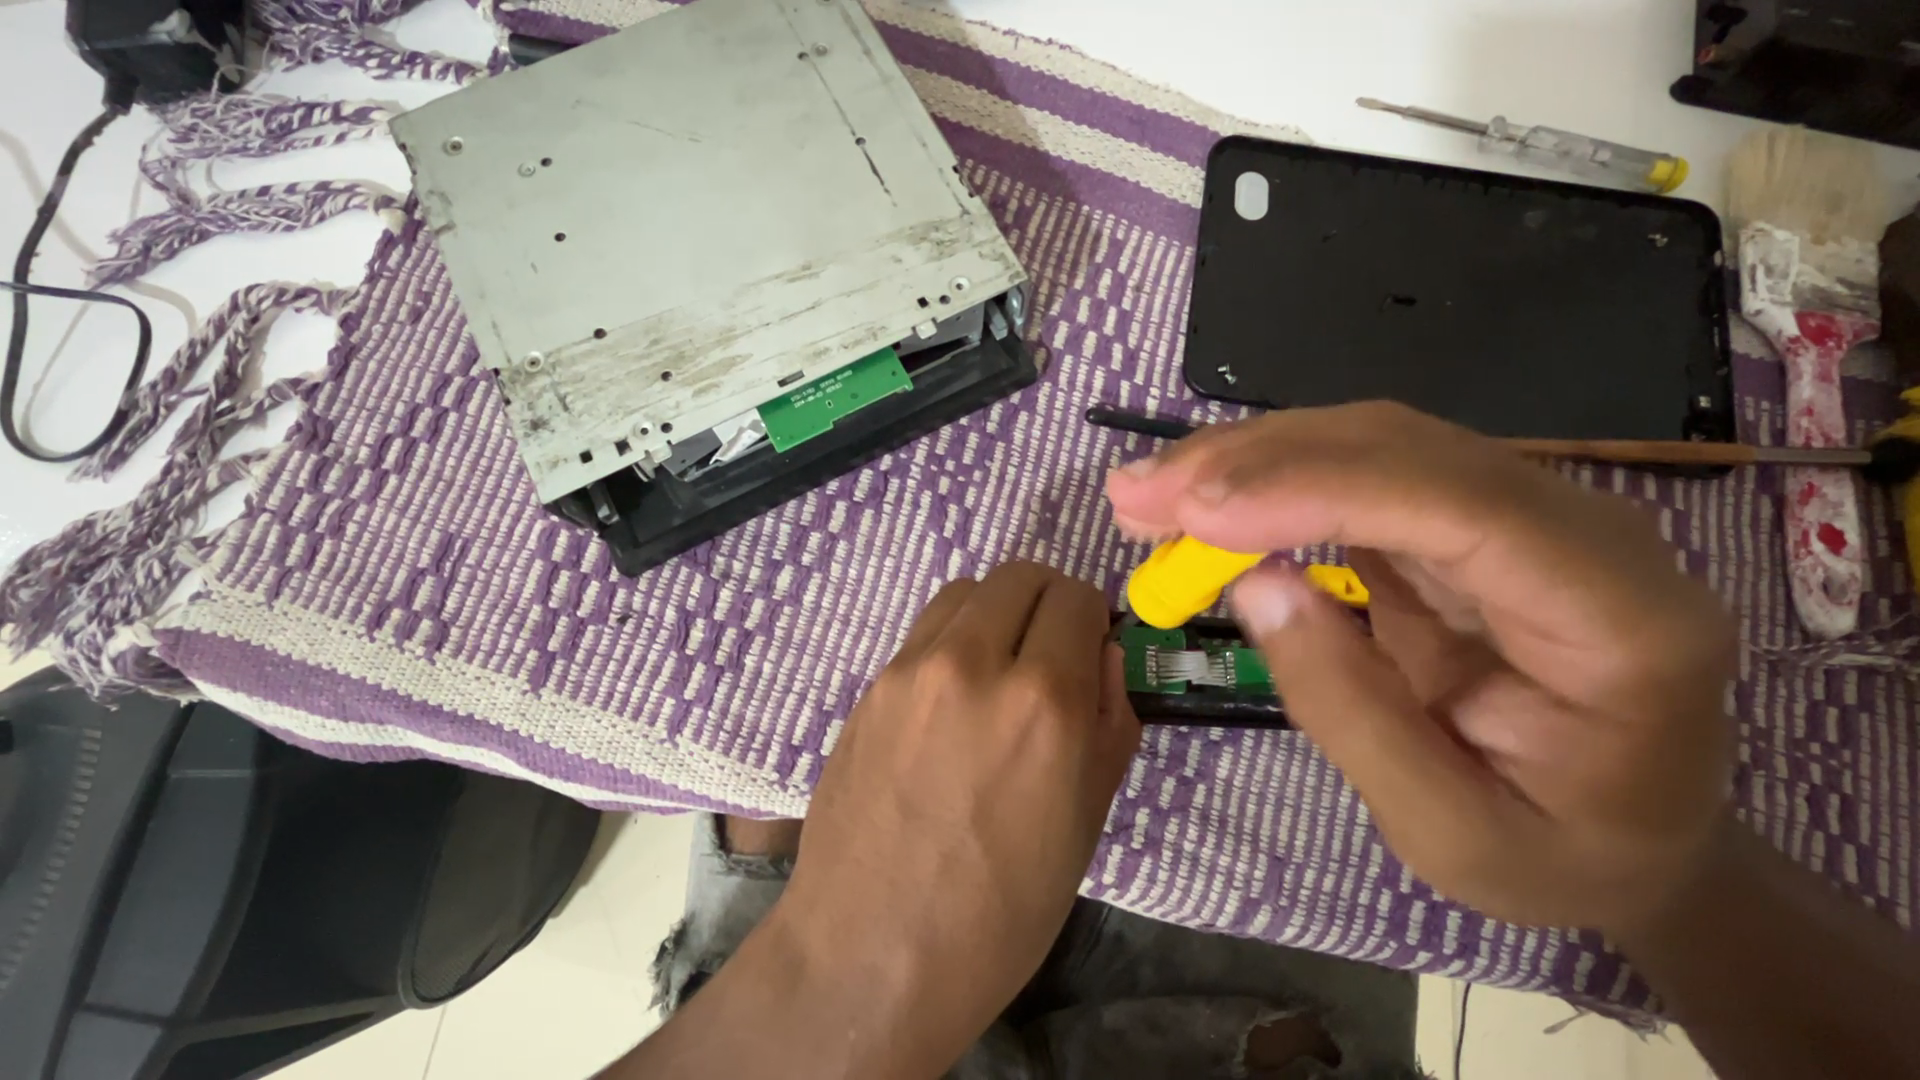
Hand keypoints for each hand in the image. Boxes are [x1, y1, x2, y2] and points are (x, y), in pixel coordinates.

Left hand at [774, 561, 1140, 1068]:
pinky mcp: (871, 687)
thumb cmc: (1000, 911)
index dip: (1093, 619)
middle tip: (1051, 652)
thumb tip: (1102, 654)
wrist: (872, 951)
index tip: (1090, 651)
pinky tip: (951, 700)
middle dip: (1049, 602)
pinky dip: (953, 640)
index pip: (1077, 599)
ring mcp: (911, 670)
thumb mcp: (1087, 821)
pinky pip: (924, 631)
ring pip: (967, 591)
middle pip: (1020, 575)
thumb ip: (1109, 721)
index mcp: (1044, 701)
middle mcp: (974, 663)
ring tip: (999, 670)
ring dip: (997, 612)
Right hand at [1106, 403, 1735, 932]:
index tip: (1195, 511)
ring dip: (1249, 459)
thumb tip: (1254, 585)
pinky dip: (1268, 480)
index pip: (1461, 507)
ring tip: (1146, 493)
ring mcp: (1522, 516)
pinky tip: (1201, 499)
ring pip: (1372, 445)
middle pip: (1407, 451)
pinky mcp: (1463, 521)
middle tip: (1135, 493)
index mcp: (1619, 618)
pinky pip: (1357, 475)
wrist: (1629, 835)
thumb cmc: (1556, 853)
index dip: (1320, 490)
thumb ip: (1354, 712)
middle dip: (1257, 461)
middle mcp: (1582, 536)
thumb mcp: (1450, 833)